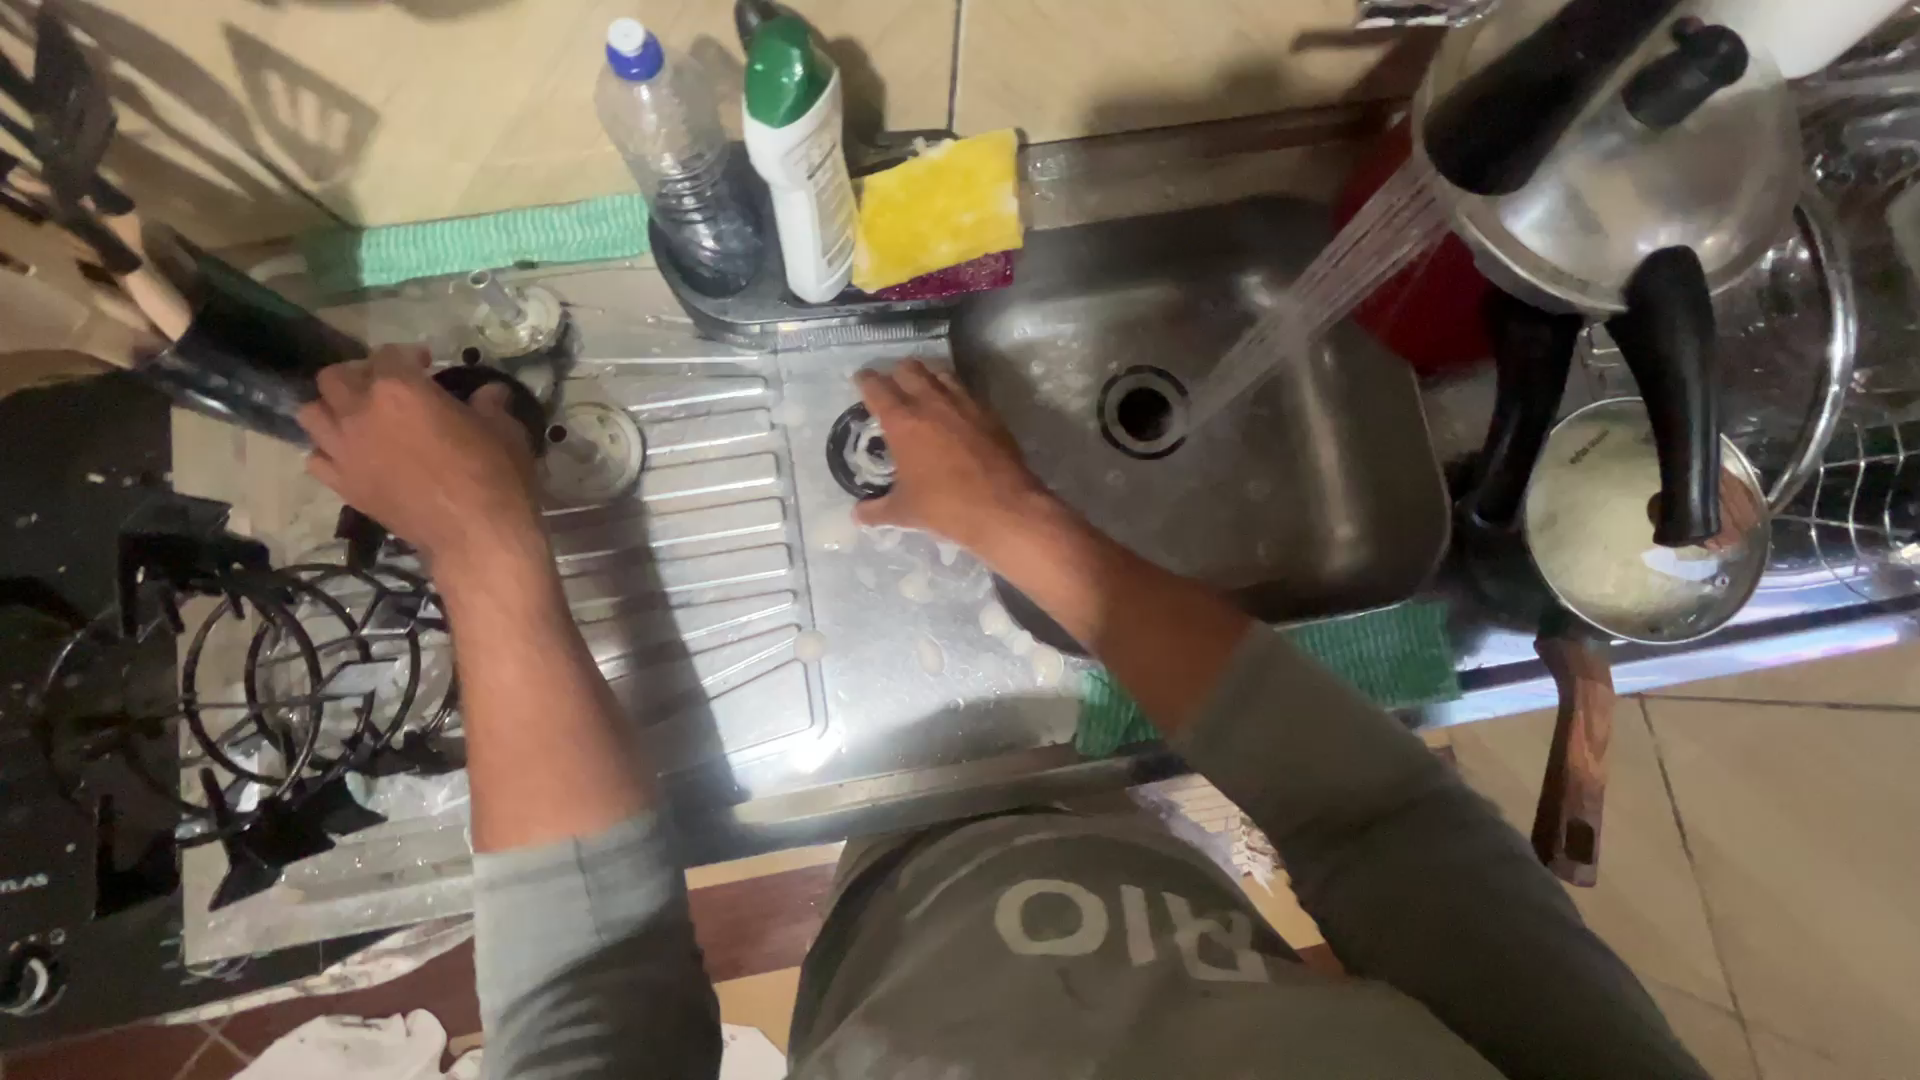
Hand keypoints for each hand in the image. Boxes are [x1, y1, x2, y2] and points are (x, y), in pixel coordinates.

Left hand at [298, 345, 541, 569]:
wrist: (477, 533)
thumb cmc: (496, 475)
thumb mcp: (505, 432)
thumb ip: (490, 405)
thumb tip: (488, 394)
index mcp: (401, 389)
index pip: (390, 354)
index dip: (409, 355)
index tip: (426, 363)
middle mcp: (360, 411)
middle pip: (335, 376)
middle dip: (360, 375)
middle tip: (386, 387)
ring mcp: (344, 449)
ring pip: (312, 412)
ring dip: (334, 410)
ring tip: (361, 419)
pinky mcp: (343, 484)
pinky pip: (317, 457)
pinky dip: (331, 451)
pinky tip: (356, 456)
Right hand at [852, 360, 1055, 552]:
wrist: (1002, 506)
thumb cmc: (945, 506)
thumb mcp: (904, 511)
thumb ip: (877, 510)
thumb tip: (858, 515)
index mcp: (903, 421)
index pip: (877, 388)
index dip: (865, 381)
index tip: (861, 379)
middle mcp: (931, 402)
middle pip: (909, 369)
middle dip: (896, 373)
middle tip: (892, 385)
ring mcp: (964, 404)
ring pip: (940, 373)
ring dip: (927, 376)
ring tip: (923, 387)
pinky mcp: (989, 412)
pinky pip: (966, 390)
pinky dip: (955, 392)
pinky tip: (955, 408)